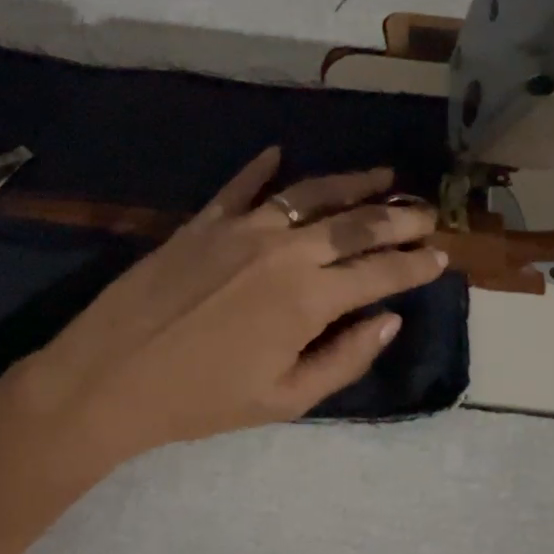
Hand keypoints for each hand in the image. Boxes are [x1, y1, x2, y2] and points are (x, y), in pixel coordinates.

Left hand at [0, 146, 447, 453]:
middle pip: (355, 223)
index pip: (380, 271)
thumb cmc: (201, 400)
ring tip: (382, 176)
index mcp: (310, 298)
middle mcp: (284, 250)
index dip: (416, 264)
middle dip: (398, 216)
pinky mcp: (203, 221)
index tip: (442, 256)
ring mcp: (241, 228)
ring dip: (351, 182)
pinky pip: (241, 185)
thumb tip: (389, 322)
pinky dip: (263, 168)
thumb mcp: (283, 400)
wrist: (111, 377)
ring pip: (309, 193)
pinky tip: (279, 153)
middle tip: (426, 212)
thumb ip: (344, 359)